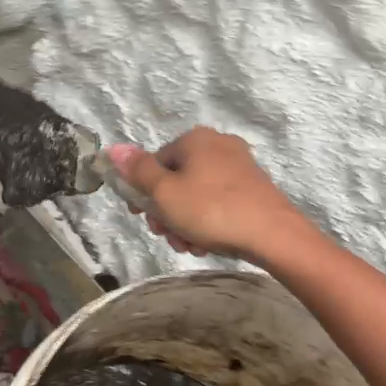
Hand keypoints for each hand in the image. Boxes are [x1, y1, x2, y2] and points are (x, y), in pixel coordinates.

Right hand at [108, 127, 308, 259]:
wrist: (272, 234)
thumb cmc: (210, 210)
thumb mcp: (164, 193)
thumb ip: (137, 171)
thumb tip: (113, 148)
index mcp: (194, 139)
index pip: (154, 163)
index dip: (143, 193)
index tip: (141, 219)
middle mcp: (218, 144)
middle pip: (175, 180)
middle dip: (166, 212)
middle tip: (167, 236)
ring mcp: (239, 166)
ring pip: (195, 195)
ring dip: (184, 222)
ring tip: (189, 245)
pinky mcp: (253, 188)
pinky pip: (217, 202)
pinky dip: (207, 221)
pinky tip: (207, 243)